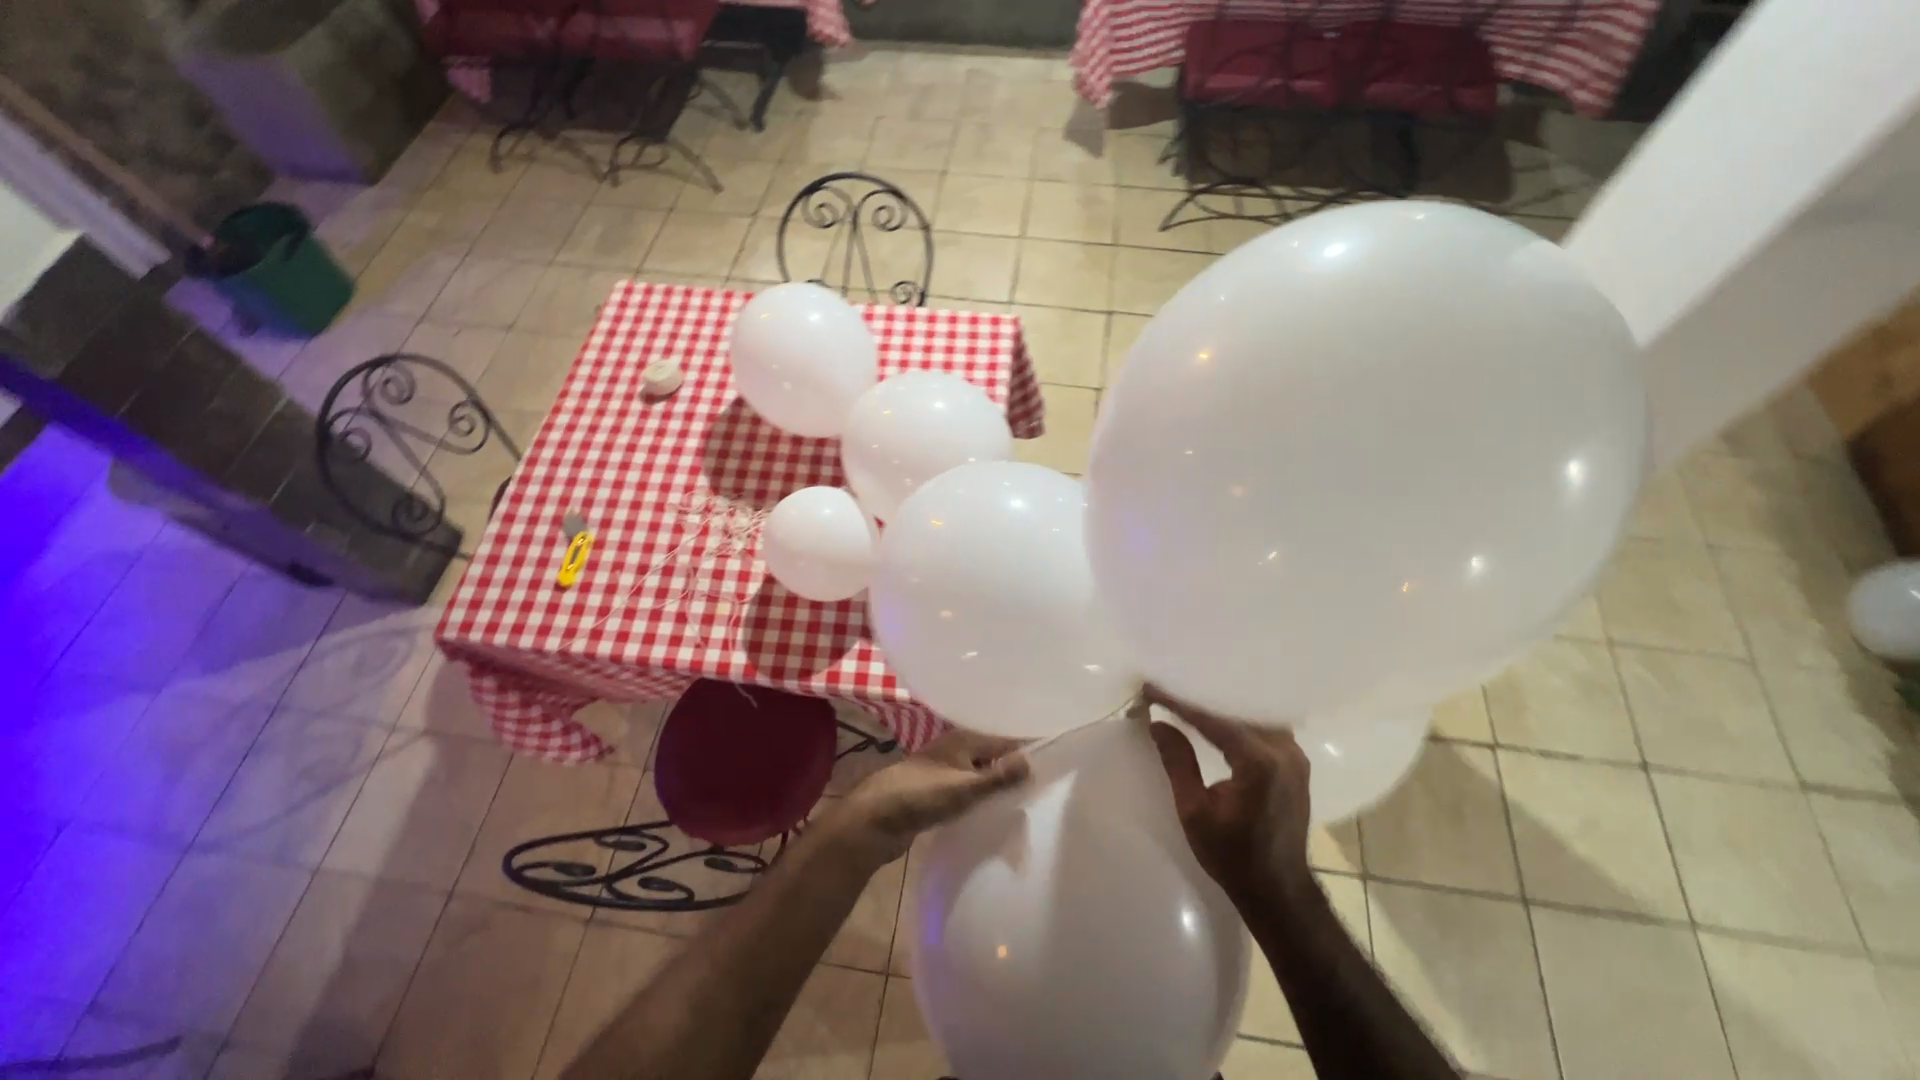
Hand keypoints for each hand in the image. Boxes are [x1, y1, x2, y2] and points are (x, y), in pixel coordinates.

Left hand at [825, 729, 1031, 868]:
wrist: (874, 820)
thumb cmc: (920, 796)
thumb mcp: (965, 787)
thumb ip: (998, 777)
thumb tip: (1032, 761)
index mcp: (962, 740)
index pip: (1004, 740)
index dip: (1026, 748)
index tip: (1054, 759)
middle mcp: (953, 751)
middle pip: (991, 756)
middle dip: (1014, 767)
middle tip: (1045, 782)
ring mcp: (942, 772)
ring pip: (979, 775)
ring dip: (997, 785)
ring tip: (1025, 798)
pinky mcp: (935, 794)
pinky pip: (967, 791)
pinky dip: (981, 798)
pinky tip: (994, 811)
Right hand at [1145, 685, 1315, 904]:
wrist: (1277, 889)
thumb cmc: (1231, 856)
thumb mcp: (1194, 811)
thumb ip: (1178, 763)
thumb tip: (1158, 723)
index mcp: (1259, 763)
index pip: (1214, 720)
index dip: (1181, 702)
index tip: (1152, 688)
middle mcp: (1284, 752)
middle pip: (1239, 711)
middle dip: (1204, 699)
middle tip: (1171, 685)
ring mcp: (1296, 757)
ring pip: (1256, 717)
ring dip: (1225, 708)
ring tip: (1192, 697)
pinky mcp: (1298, 764)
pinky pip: (1267, 729)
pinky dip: (1242, 721)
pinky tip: (1221, 719)